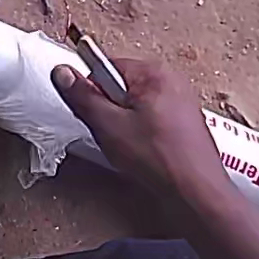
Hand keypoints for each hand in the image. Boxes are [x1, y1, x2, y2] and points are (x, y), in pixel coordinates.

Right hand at [52, 57, 229, 208]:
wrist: (195, 192)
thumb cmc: (160, 159)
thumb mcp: (108, 125)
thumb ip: (83, 97)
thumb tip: (63, 74)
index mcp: (153, 73)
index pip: (105, 66)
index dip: (91, 92)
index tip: (93, 112)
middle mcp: (171, 82)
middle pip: (120, 87)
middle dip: (109, 110)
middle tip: (112, 132)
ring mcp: (180, 102)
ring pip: (134, 106)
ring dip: (124, 125)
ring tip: (130, 146)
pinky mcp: (183, 123)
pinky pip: (149, 120)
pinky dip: (141, 134)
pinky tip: (143, 152)